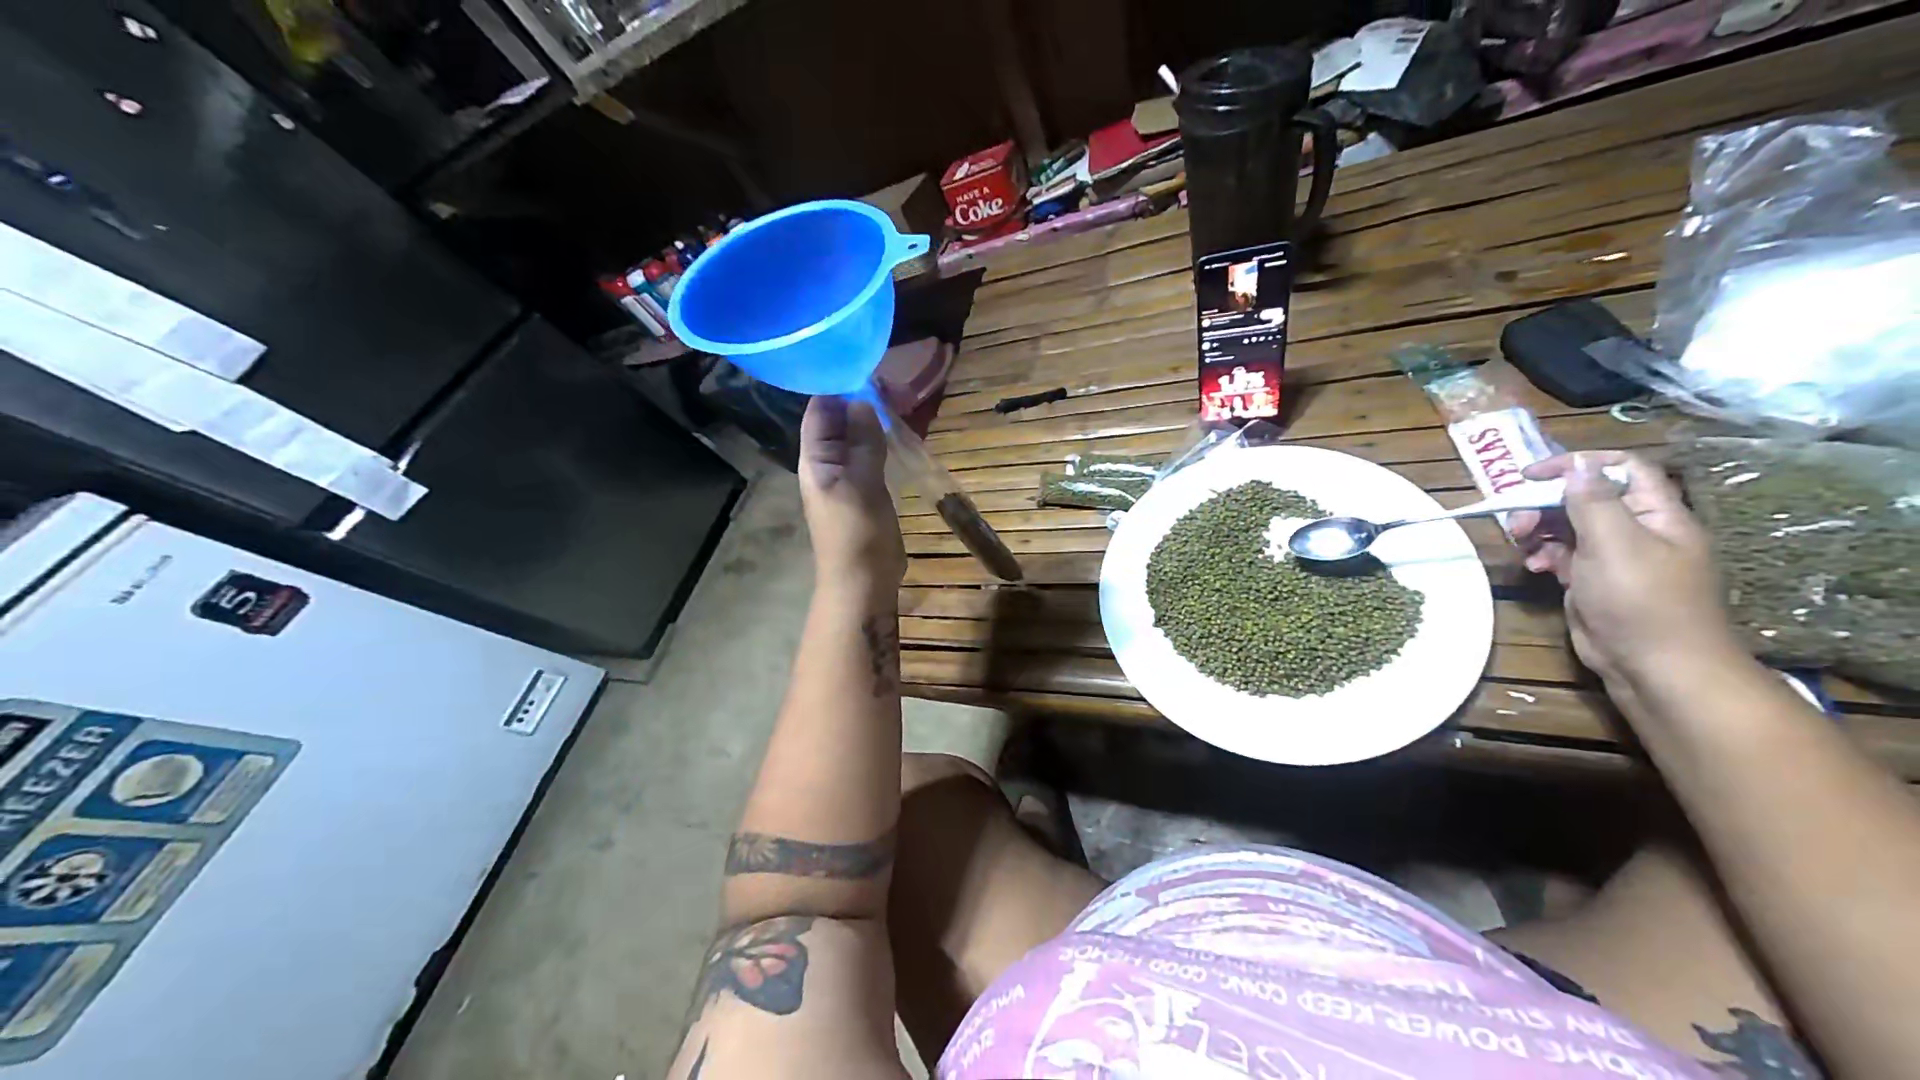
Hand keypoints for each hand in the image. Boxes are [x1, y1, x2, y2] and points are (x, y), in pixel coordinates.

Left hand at [798, 395, 903, 589]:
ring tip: (904, 396)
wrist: (863, 582)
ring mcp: (850, 475)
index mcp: (816, 458)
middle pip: (841, 419)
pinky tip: (904, 426)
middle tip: (896, 382)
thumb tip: (864, 400)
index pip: (821, 410)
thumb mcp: (860, 484)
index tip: (868, 365)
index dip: (840, 386)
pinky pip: (874, 453)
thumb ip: (863, 442)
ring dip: (877, 416)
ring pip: (860, 435)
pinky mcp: (869, 487)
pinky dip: (886, 437)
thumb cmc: (856, 534)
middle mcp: (829, 461)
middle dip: (863, 398)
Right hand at [1509, 451, 1739, 687]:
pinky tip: (1533, 567)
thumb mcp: (1615, 544)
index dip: (1577, 464)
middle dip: (1546, 503)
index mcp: (1656, 515)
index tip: (1530, 475)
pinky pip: (1564, 555)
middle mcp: (1638, 531)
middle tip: (1516, 520)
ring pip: (1570, 527)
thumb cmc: (1641, 601)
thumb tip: (1579, 466)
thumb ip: (1594, 502)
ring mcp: (1616, 558)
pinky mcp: (1595, 581)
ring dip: (1540, 529)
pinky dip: (1544, 555)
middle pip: (1586, 498)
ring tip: (1520, 544)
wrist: (1656, 666)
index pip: (1621, 469)